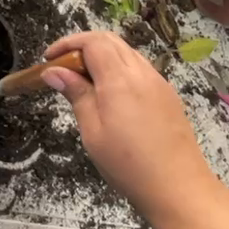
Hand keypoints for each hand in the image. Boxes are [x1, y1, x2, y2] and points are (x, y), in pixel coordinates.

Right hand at [42, 31, 217, 214]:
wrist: (179, 188)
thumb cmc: (128, 164)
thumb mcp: (92, 132)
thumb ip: (76, 94)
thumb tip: (54, 71)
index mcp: (119, 79)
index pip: (92, 42)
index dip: (67, 43)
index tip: (48, 59)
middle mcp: (141, 72)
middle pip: (110, 41)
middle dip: (82, 46)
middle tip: (62, 68)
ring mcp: (158, 82)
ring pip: (126, 53)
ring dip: (102, 57)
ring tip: (83, 82)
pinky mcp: (167, 95)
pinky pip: (140, 68)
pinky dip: (119, 69)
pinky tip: (111, 95)